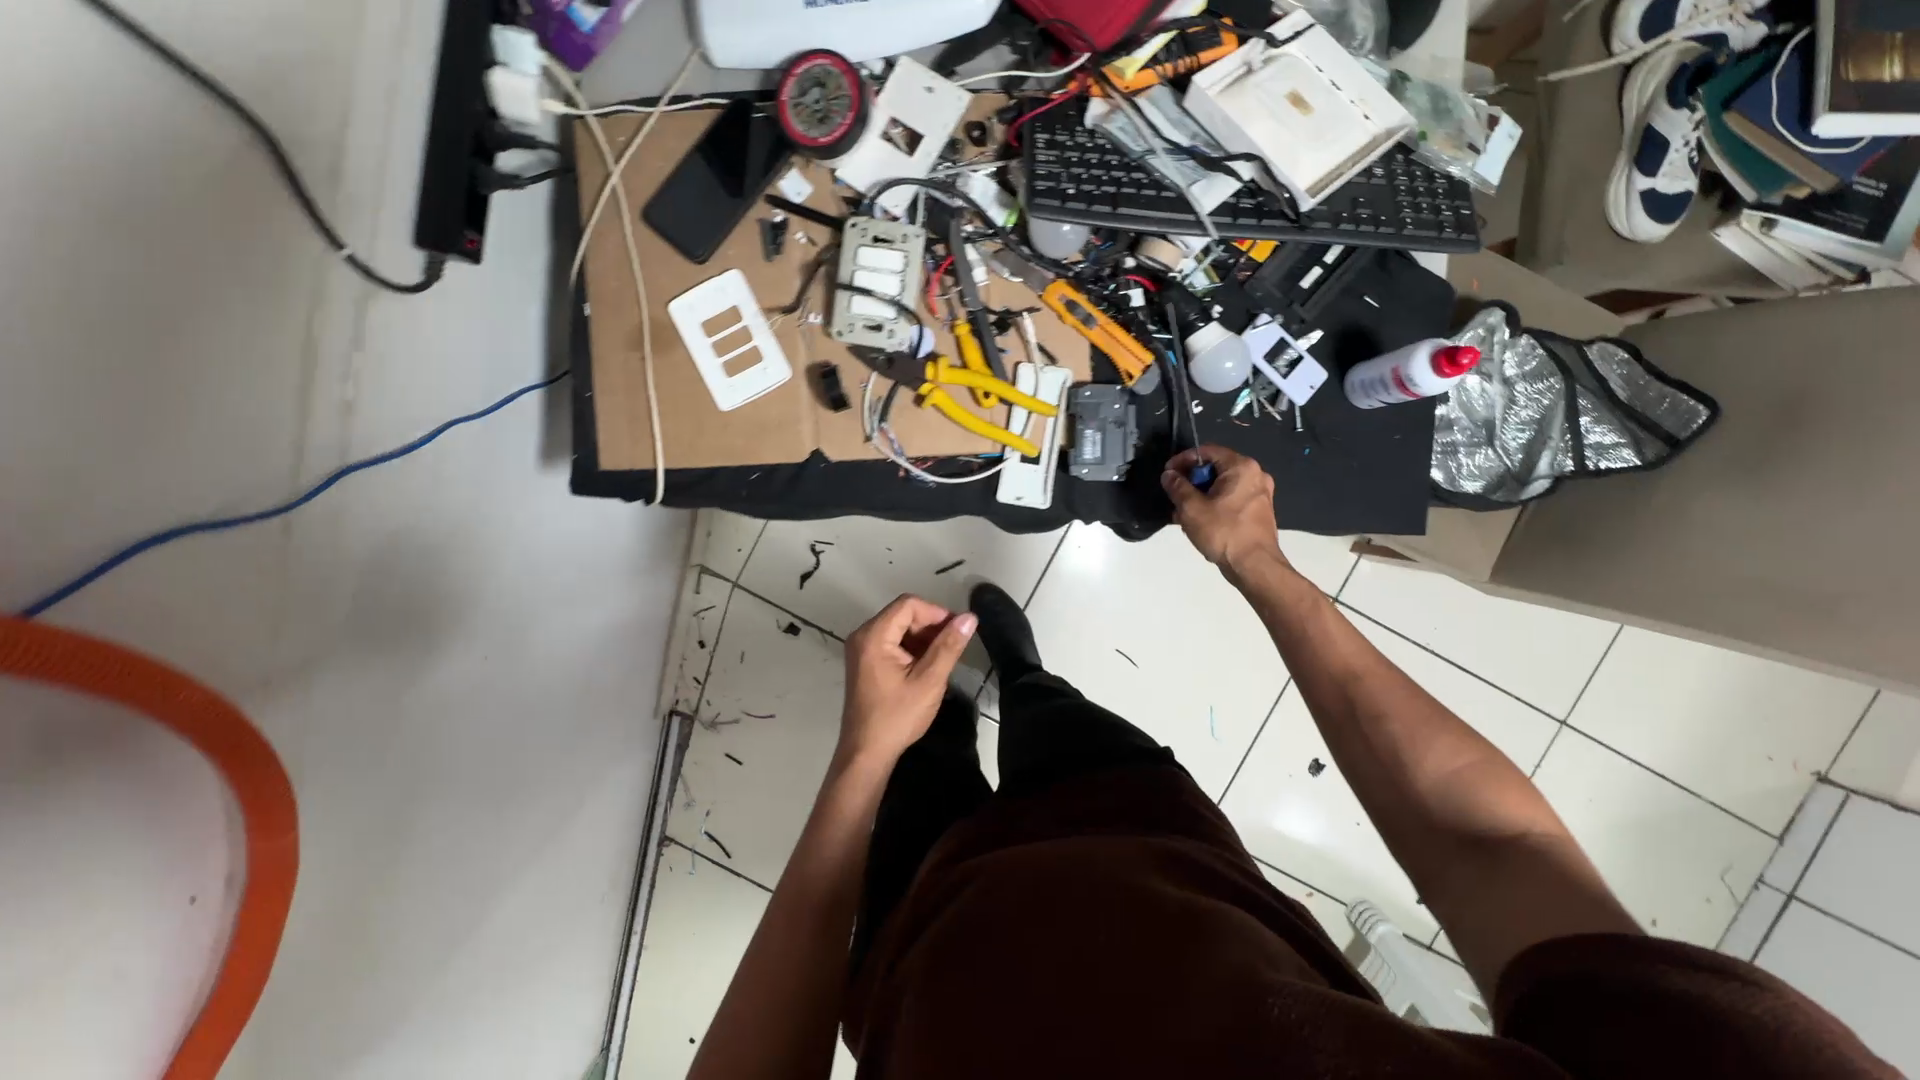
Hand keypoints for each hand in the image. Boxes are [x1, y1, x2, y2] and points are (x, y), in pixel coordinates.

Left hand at [838, 594, 976, 763]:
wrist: (867, 752)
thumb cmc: (897, 717)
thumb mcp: (929, 681)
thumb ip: (949, 646)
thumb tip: (970, 618)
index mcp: (873, 636)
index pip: (908, 605)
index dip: (936, 612)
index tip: (957, 631)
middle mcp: (862, 636)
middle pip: (902, 615)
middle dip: (930, 626)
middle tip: (953, 647)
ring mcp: (861, 650)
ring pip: (898, 629)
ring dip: (923, 639)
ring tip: (942, 660)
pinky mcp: (864, 662)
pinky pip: (891, 643)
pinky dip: (911, 649)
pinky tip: (926, 668)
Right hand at [1162, 446, 1287, 577]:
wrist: (1255, 566)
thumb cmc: (1223, 532)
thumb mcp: (1192, 509)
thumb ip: (1177, 487)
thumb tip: (1169, 475)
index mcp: (1241, 467)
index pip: (1207, 451)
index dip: (1183, 460)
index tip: (1167, 474)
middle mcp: (1255, 475)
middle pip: (1216, 468)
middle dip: (1191, 480)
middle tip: (1174, 495)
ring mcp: (1260, 494)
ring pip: (1223, 486)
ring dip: (1201, 495)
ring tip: (1182, 512)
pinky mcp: (1260, 511)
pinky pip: (1232, 500)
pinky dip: (1214, 505)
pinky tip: (1200, 522)